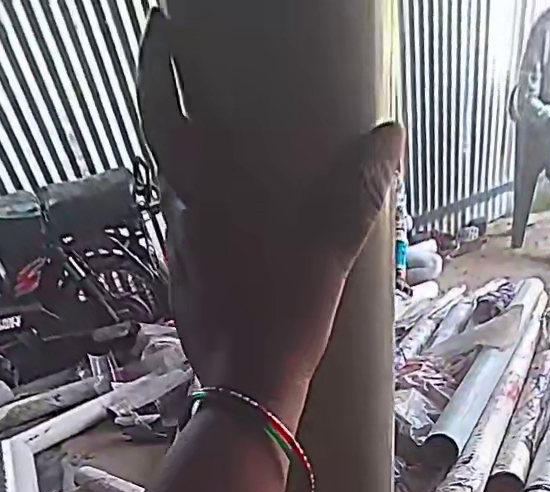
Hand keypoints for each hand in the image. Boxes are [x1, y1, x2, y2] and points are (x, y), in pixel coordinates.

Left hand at [138, 9, 404, 420]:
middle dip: (196, 128)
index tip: (168, 38)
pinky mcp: (185, 293)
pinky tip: (245, 247)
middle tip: (232, 115)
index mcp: (203, 196)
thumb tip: (390, 140)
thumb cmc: (281, 322)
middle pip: (174, 155)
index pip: (159, 111)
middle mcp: (180, 221)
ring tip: (247, 183)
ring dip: (208, 184)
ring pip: (185, 204)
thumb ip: (357, 195)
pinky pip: (195, 246)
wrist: (249, 396)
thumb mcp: (327, 254)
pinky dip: (214, 232)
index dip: (159, 68)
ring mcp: (179, 260)